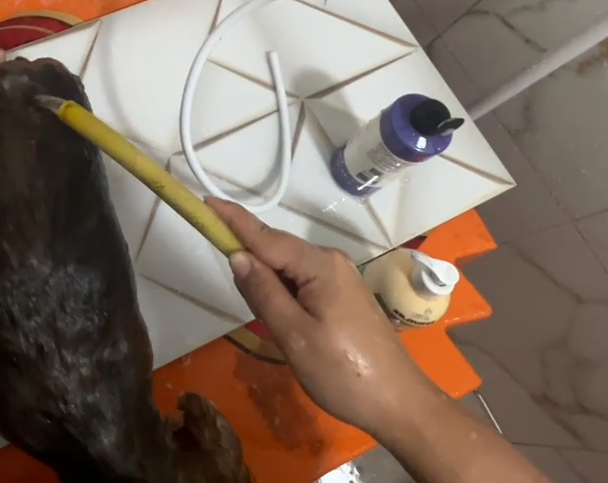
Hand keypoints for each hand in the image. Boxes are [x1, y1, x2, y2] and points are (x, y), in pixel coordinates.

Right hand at [208, 197, 434, 434]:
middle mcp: (330, 261)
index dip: (234, 220)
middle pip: (277, 251)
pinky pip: (303, 281)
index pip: (266, 236)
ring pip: (289, 269)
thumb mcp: (295, 336)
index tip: (205, 201)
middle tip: (249, 309)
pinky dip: (285, 294)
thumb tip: (237, 255)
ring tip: (275, 328)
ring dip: (270, 286)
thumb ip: (263, 292)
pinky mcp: (343, 295)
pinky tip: (288, 323)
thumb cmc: (344, 373)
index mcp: (319, 265)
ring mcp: (340, 277)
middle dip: (253, 265)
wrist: (402, 405)